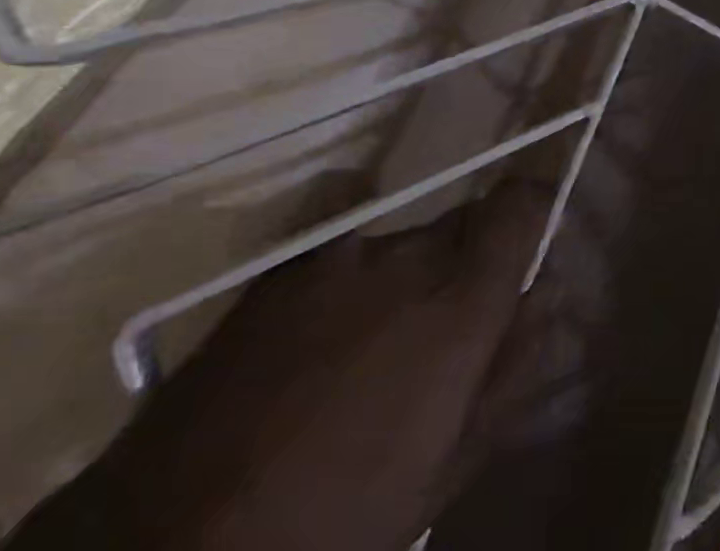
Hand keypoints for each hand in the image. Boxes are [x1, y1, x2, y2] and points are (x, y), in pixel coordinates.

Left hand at [5, 178, 552, 550]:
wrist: (171, 543)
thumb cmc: (341, 514)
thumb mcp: (452, 461)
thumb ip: (514, 365)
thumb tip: (548, 296)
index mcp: (461, 302)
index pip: (518, 205)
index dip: (536, 203)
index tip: (539, 226)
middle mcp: (405, 259)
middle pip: (464, 219)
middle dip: (475, 254)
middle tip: (457, 317)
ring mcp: (335, 259)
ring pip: (404, 239)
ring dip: (413, 272)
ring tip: (382, 341)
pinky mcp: (277, 275)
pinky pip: (344, 252)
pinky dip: (357, 278)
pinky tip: (327, 339)